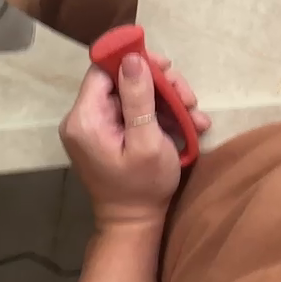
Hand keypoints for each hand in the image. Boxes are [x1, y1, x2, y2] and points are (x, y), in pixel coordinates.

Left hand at [59, 49, 212, 231]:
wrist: (136, 223)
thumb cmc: (142, 185)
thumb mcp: (147, 140)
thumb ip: (138, 98)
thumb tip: (132, 58)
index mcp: (86, 118)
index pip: (103, 69)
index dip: (134, 60)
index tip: (165, 67)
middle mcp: (86, 117)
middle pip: (125, 77)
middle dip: (161, 84)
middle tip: (189, 98)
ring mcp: (100, 124)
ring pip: (137, 90)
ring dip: (169, 98)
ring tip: (194, 116)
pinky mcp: (113, 130)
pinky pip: (139, 107)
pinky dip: (164, 112)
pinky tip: (189, 123)